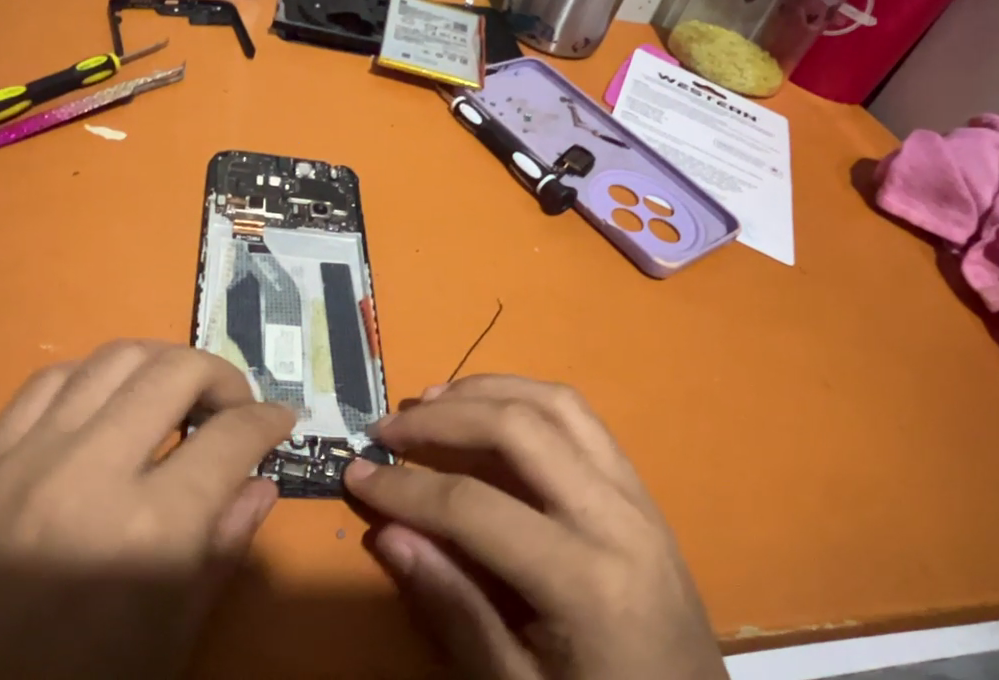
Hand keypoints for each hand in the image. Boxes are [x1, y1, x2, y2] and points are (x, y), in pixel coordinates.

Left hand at [0, 340, 295, 679]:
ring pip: (113, 358)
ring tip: (175, 397)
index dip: (268, 421)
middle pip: (176, 371)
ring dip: (162, 365)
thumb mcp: (165, 642)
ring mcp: (30, 455)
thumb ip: (221, 552)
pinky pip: (49, 380)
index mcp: (150, 530)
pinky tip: (105, 405)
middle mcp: (92, 470)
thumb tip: (262, 484)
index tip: (281, 422)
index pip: (231, 437)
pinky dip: (94, 377)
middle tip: (231, 409)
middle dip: (222, 377)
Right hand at [344, 376, 726, 679]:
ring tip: (433, 401)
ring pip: (556, 403)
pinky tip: (492, 411)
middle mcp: (615, 517)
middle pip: (519, 427)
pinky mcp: (642, 490)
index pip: (474, 506)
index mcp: (585, 580)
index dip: (405, 488)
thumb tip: (388, 532)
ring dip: (487, 390)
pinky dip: (527, 398)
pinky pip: (582, 419)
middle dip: (442, 419)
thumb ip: (454, 608)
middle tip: (388, 428)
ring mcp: (636, 495)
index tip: (355, 474)